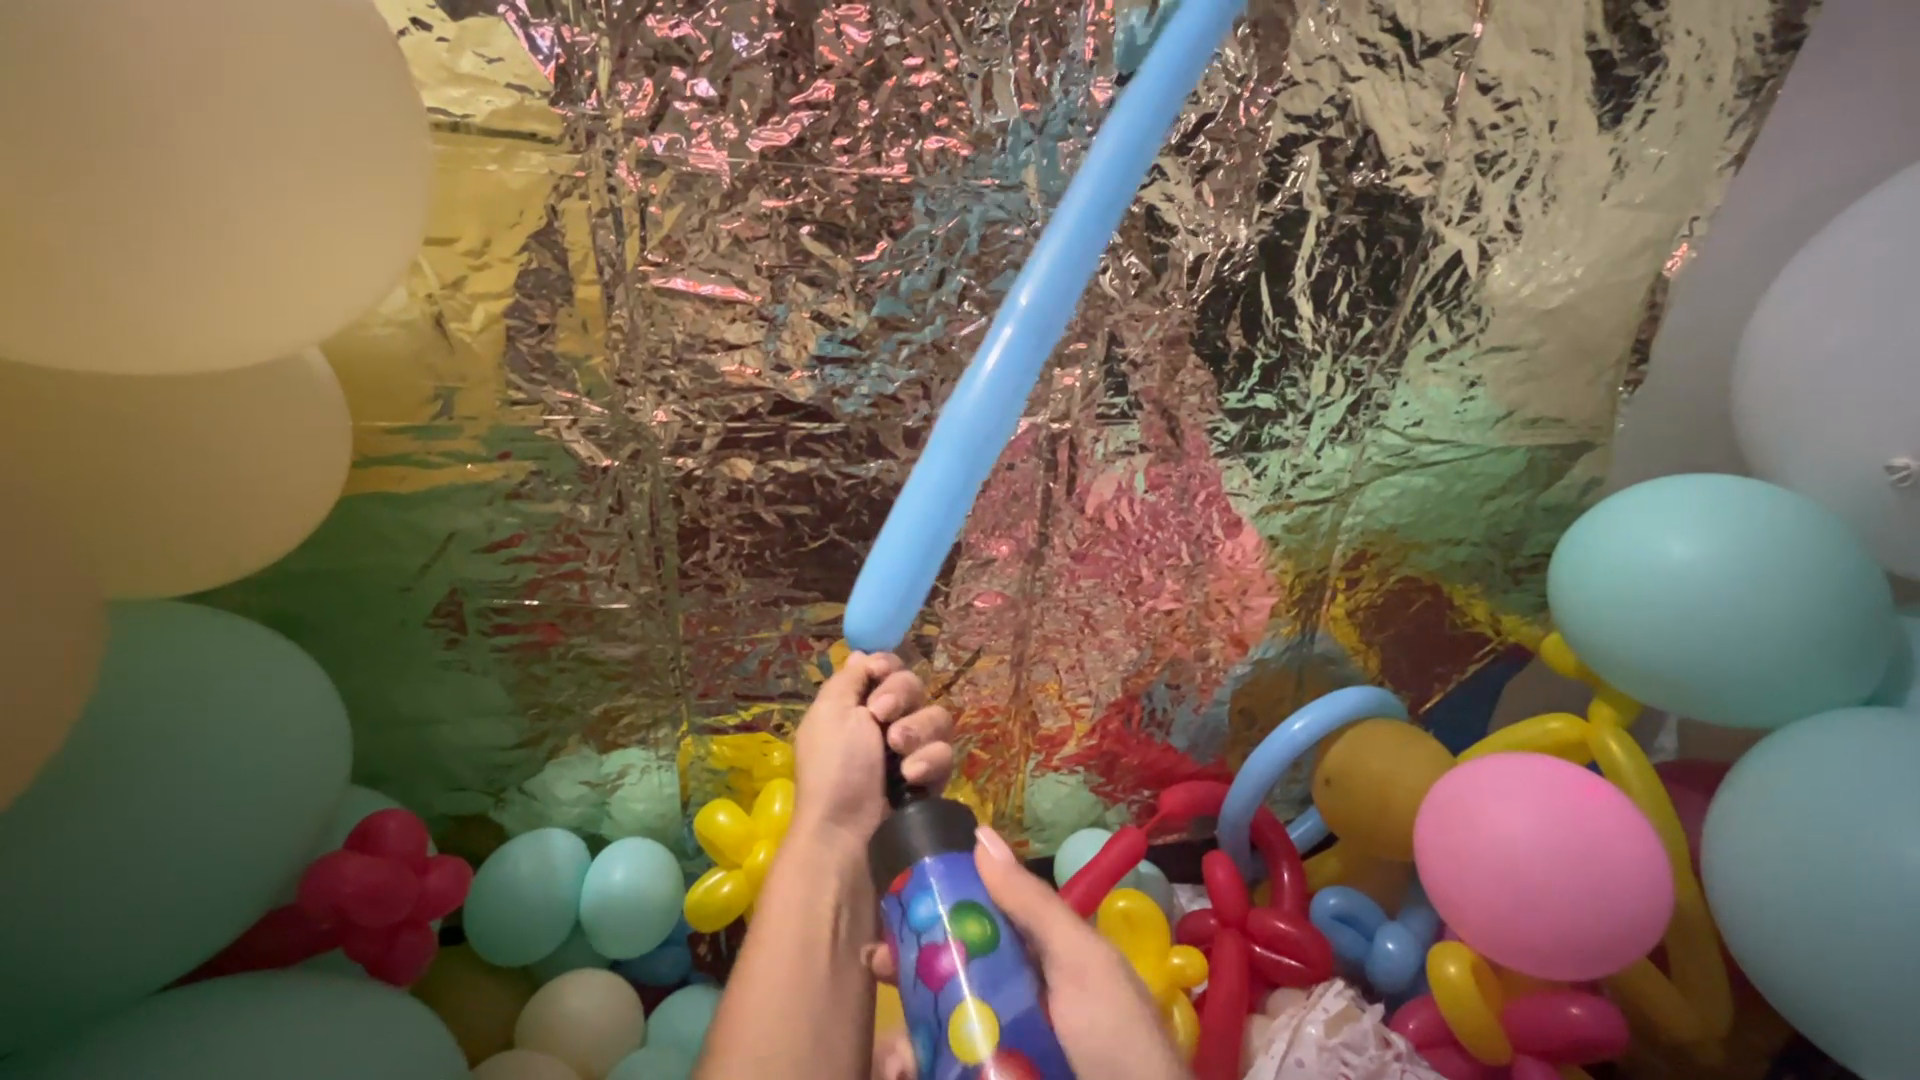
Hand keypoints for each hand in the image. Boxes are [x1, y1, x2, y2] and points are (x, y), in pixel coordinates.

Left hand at [792, 651, 954, 844]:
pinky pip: (946, 753)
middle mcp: (885, 723)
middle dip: (902, 699)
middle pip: (915, 686)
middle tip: (883, 722)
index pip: (888, 668)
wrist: (848, 835)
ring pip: (937, 717)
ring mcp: (911, 751)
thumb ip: (851, 678)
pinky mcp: (930, 778)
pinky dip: (929, 763)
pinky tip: (912, 779)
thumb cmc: (833, 769)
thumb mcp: (830, 712)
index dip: (889, 669)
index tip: (878, 679)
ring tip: (899, 756)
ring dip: (917, 732)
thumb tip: (864, 654)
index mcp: (855, 706)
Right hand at [868, 827, 1192, 1079]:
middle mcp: (1009, 999)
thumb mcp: (1082, 961)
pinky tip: (900, 1069)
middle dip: (904, 969)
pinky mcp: (978, 1075)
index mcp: (1034, 959)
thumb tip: (980, 835)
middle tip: (876, 964)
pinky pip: (937, 1066)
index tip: (894, 904)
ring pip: (931, 1029)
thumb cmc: (1117, 1037)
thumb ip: (1031, 904)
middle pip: (943, 975)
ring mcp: (993, 1047)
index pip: (973, 921)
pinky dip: (912, 1065)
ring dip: (900, 1035)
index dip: (932, 910)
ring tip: (893, 1054)